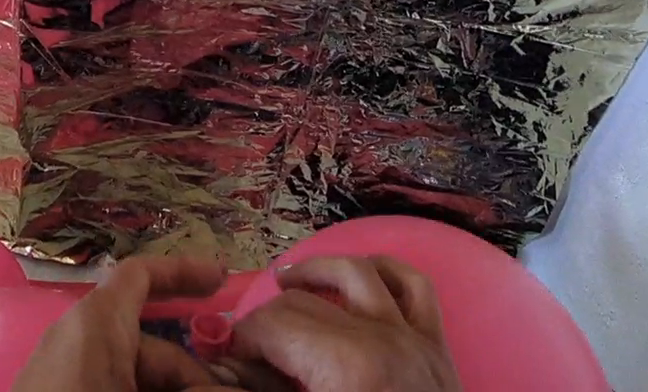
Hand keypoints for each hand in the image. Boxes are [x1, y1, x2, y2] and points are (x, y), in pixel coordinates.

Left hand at [12, 256, 234, 391]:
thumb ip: (197, 390)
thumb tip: (242, 388)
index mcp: (96, 323)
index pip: (142, 275)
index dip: (183, 272)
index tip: (222, 282)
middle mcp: (78, 341)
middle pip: (150, 342)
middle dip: (193, 371)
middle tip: (234, 389)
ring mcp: (64, 377)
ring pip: (132, 375)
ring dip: (172, 389)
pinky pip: (108, 389)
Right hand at [220, 257, 463, 391]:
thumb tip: (209, 377)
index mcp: (346, 368)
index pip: (274, 326)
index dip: (240, 341)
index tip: (223, 363)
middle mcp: (382, 339)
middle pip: (305, 303)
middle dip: (267, 320)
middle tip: (244, 351)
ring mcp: (415, 340)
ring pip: (357, 274)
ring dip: (317, 273)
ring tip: (285, 281)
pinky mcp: (438, 349)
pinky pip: (413, 286)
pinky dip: (384, 270)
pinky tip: (359, 275)